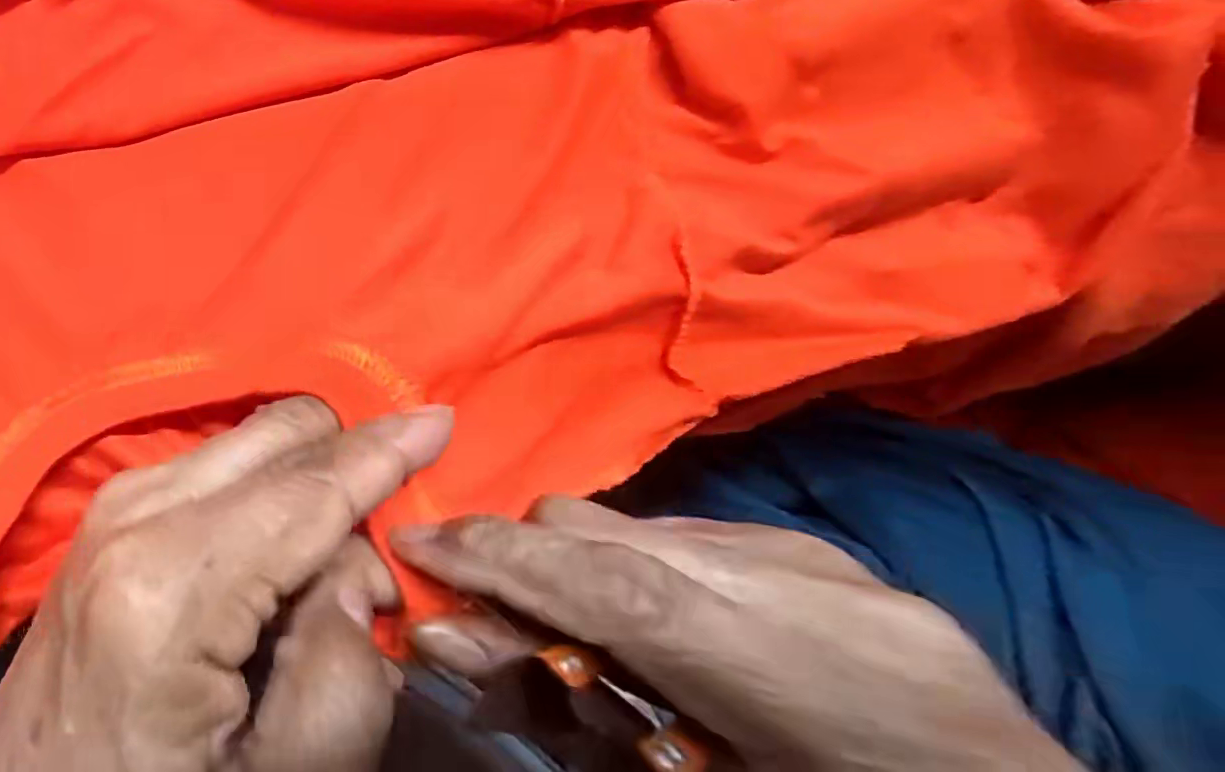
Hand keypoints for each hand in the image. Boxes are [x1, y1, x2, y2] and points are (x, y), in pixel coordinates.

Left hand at [0, 396, 453, 771]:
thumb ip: (342, 678)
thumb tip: (357, 572)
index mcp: (172, 584)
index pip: (310, 491)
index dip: (385, 452)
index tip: (441, 420)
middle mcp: (142, 510)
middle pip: (285, 435)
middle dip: (348, 474)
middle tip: (369, 569)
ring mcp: (121, 492)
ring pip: (257, 437)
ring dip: (311, 485)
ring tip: (317, 582)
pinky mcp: (117, 495)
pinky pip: (225, 457)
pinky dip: (271, 489)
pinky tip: (271, 560)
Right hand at [393, 499, 1084, 771]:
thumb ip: (582, 711)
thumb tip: (457, 644)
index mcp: (785, 666)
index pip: (609, 584)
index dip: (500, 558)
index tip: (415, 543)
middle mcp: (796, 587)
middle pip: (600, 530)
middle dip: (513, 552)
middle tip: (464, 594)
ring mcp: (813, 560)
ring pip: (631, 522)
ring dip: (570, 559)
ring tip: (558, 615)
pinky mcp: (818, 553)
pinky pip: (682, 535)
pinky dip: (634, 565)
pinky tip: (651, 617)